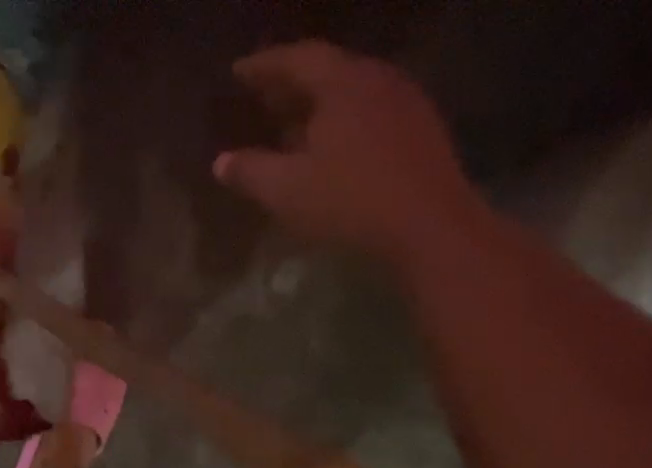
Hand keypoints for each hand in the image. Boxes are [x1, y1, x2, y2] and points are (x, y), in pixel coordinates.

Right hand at [214, 41, 485, 260]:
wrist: (429, 224)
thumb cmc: (349, 200)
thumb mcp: (285, 190)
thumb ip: (249, 171)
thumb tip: (222, 162)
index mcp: (343, 83)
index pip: (298, 58)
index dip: (264, 64)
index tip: (238, 72)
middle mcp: (378, 79)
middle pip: (329, 69)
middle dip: (292, 81)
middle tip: (262, 95)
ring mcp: (405, 101)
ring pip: (352, 90)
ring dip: (319, 101)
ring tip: (292, 122)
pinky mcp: (420, 128)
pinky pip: (371, 109)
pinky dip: (343, 117)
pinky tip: (330, 144)